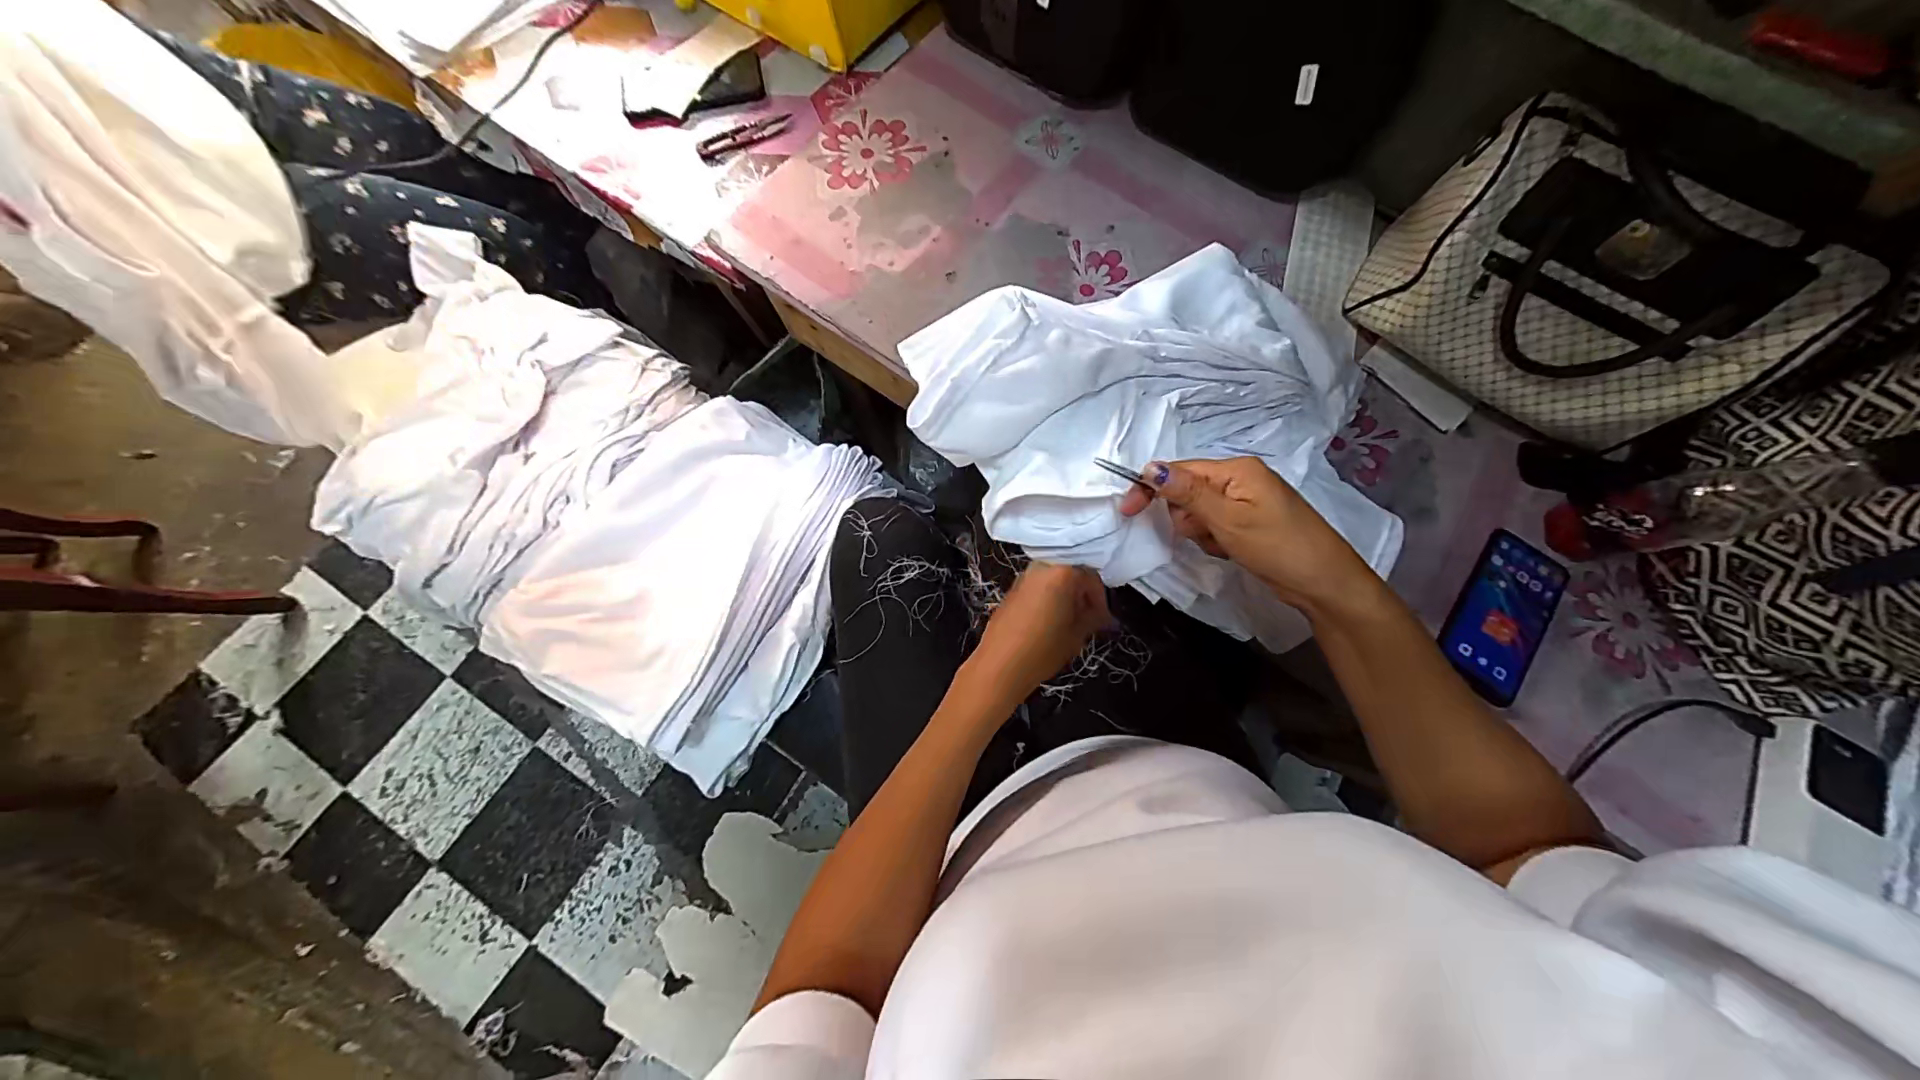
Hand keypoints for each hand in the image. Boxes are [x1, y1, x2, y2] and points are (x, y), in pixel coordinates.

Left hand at [965, 562, 1109, 698]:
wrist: (1000, 665)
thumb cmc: (1043, 648)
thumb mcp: (1077, 635)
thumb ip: (1094, 618)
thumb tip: (1104, 617)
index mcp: (1061, 572)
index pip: (1091, 578)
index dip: (1101, 600)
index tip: (1104, 620)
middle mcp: (1040, 568)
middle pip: (1070, 574)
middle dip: (1082, 595)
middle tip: (1089, 619)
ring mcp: (1022, 578)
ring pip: (1052, 580)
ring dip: (1065, 596)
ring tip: (1070, 622)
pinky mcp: (1010, 591)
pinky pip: (1036, 588)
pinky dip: (1048, 598)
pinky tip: (1050, 622)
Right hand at [1118, 457, 1374, 611]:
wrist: (1323, 583)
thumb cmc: (1277, 546)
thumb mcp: (1227, 519)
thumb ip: (1187, 493)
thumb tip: (1150, 467)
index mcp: (1236, 469)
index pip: (1179, 470)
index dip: (1151, 488)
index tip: (1127, 511)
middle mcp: (1239, 479)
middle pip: (1186, 491)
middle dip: (1186, 517)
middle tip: (1205, 534)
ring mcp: (1245, 502)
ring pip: (1197, 513)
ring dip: (1200, 532)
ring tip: (1224, 546)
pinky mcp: (1248, 523)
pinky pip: (1213, 526)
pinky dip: (1214, 540)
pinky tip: (1231, 551)